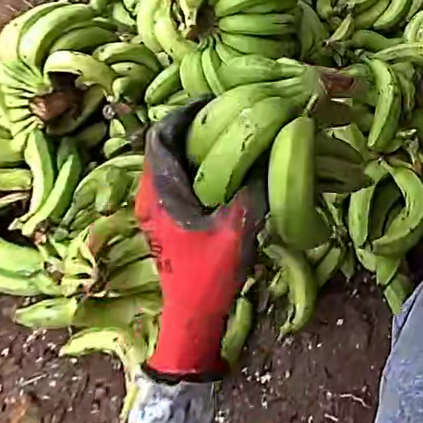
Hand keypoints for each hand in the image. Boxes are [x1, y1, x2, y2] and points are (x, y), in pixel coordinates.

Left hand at [135, 101, 264, 382]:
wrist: (190, 322)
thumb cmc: (207, 276)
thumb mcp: (235, 231)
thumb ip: (252, 191)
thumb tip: (273, 153)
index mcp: (158, 193)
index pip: (158, 136)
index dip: (182, 113)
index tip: (212, 101)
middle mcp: (149, 196)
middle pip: (163, 145)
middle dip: (192, 126)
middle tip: (227, 115)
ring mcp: (154, 210)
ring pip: (169, 163)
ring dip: (194, 146)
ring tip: (229, 136)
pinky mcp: (164, 222)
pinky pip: (176, 179)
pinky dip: (196, 166)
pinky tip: (225, 169)